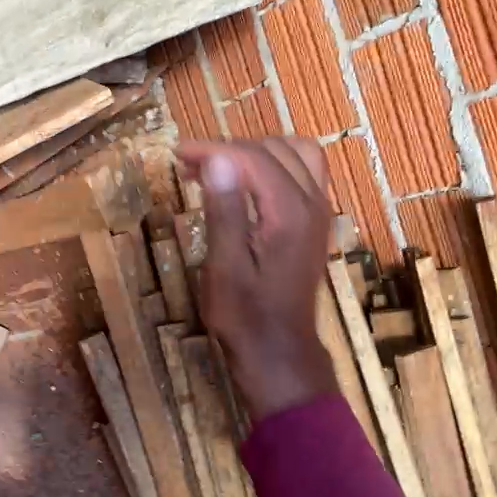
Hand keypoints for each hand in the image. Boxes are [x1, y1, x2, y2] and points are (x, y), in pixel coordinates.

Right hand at [177, 137, 336, 419]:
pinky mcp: (316, 221)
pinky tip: (245, 184)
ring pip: (297, 153)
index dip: (213, 150)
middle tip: (190, 165)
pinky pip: (303, 171)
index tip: (177, 154)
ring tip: (218, 169)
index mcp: (289, 212)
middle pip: (276, 148)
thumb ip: (225, 210)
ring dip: (256, 152)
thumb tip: (216, 159)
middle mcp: (313, 203)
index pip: (253, 158)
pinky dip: (273, 164)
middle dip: (231, 148)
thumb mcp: (224, 266)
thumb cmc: (243, 313)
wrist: (277, 348)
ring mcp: (320, 211)